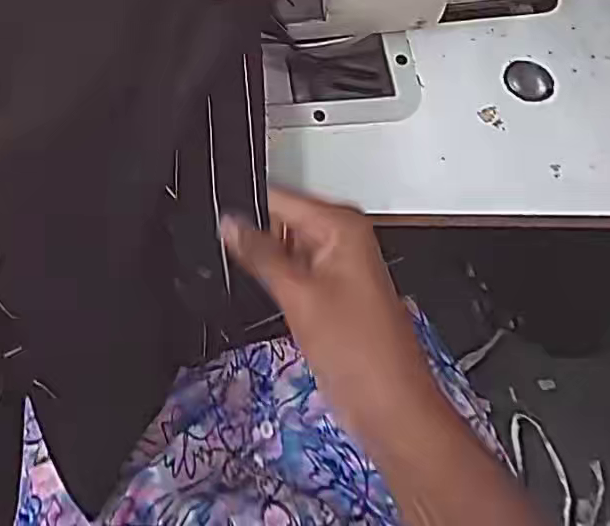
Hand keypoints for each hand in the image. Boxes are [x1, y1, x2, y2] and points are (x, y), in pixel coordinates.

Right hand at [219, 186, 438, 433]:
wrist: (393, 411)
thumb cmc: (356, 352)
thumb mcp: (298, 296)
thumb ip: (258, 253)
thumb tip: (228, 223)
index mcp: (341, 223)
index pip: (279, 198)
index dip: (245, 209)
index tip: (215, 224)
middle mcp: (343, 234)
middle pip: (282, 220)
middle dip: (257, 238)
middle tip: (231, 259)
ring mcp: (339, 261)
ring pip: (286, 246)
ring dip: (267, 262)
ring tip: (250, 280)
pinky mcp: (334, 287)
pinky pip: (297, 268)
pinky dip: (280, 279)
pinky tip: (270, 297)